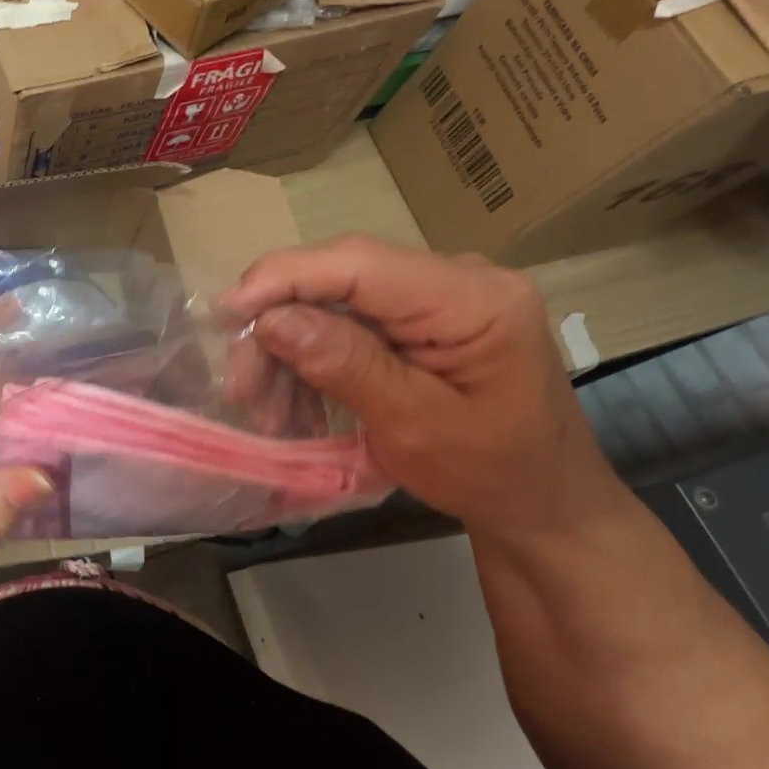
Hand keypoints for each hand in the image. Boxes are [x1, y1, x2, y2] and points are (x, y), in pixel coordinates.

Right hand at [215, 235, 619, 536]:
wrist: (542, 505)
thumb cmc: (491, 474)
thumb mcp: (414, 426)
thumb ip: (346, 365)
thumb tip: (271, 320)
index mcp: (474, 299)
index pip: (360, 263)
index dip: (284, 278)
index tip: (226, 314)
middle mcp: (457, 279)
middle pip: (339, 278)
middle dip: (279, 327)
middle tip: (241, 387)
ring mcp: (438, 295)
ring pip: (333, 302)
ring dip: (289, 353)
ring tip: (266, 414)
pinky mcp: (421, 317)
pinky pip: (348, 321)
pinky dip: (313, 360)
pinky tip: (293, 404)